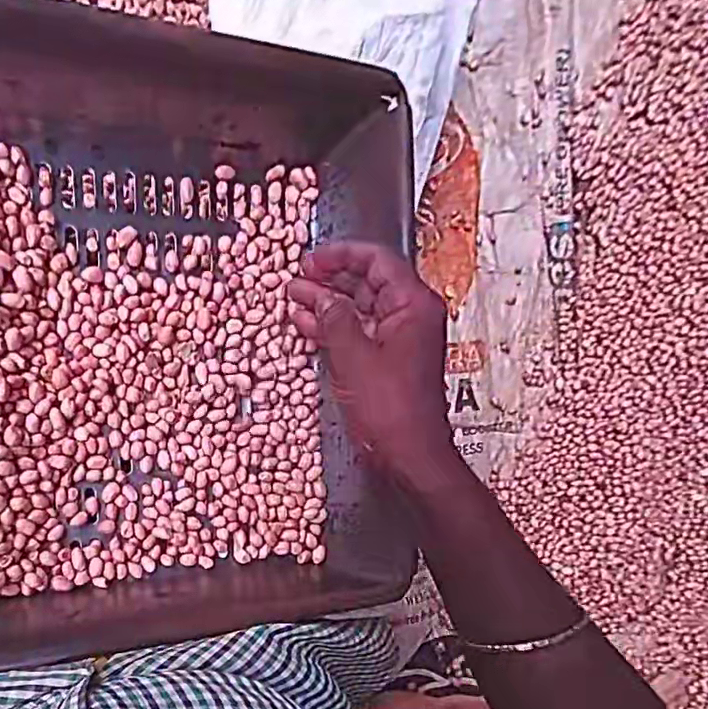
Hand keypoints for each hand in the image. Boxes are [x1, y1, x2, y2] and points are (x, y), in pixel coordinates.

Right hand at [285, 241, 453, 475]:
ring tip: (294, 298)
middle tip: (298, 277)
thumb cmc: (392, 409)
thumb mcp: (356, 359)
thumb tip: (320, 297)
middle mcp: (409, 317)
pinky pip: (356, 334)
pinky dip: (332, 329)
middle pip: (367, 284)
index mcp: (413, 306)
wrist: (407, 453)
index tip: (313, 258)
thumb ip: (336, 321)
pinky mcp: (384, 361)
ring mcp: (397, 340)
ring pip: (358, 310)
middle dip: (330, 280)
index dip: (342, 256)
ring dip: (326, 304)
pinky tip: (306, 325)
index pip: (378, 262)